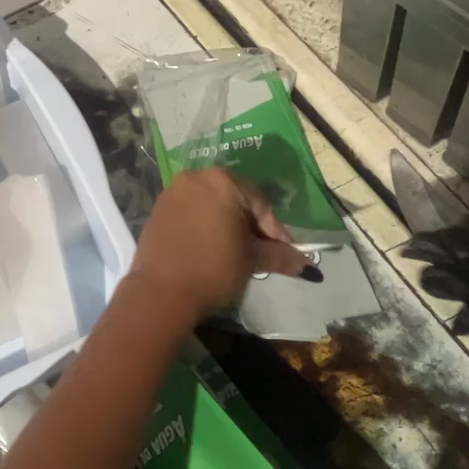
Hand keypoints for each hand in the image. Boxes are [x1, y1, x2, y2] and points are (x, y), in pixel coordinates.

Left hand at [127, 167, 316, 319]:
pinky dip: (205, 223)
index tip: (283, 252)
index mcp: (222, 181)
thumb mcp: (252, 260)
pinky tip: (211, 247)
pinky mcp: (159, 207)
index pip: (260, 204)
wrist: (161, 291)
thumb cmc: (213, 269)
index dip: (274, 230)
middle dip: (250, 225)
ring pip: (212, 203)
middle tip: (261, 251)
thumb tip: (309, 266)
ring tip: (237, 251)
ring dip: (228, 223)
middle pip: (235, 199)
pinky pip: (191, 210)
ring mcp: (173, 190)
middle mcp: (196, 177)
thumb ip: (281, 255)